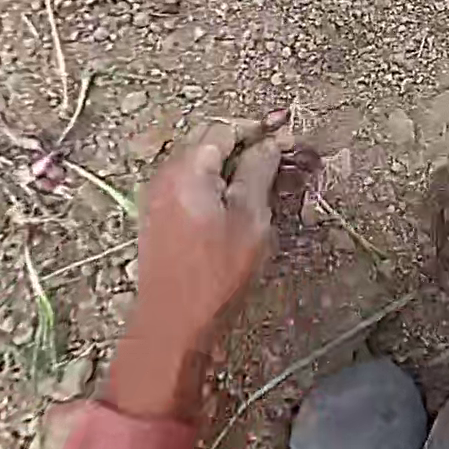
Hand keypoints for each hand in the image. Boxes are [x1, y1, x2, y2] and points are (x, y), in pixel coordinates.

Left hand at [105, 111, 317, 420]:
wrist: (174, 324)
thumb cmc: (217, 269)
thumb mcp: (250, 215)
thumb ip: (259, 169)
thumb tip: (272, 142)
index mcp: (186, 171)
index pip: (225, 129)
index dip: (259, 125)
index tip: (288, 128)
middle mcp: (166, 178)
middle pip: (210, 141)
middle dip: (247, 140)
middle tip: (283, 150)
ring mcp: (160, 198)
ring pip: (203, 162)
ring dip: (236, 161)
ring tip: (270, 173)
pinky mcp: (163, 218)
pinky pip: (195, 183)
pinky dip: (222, 179)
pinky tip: (245, 195)